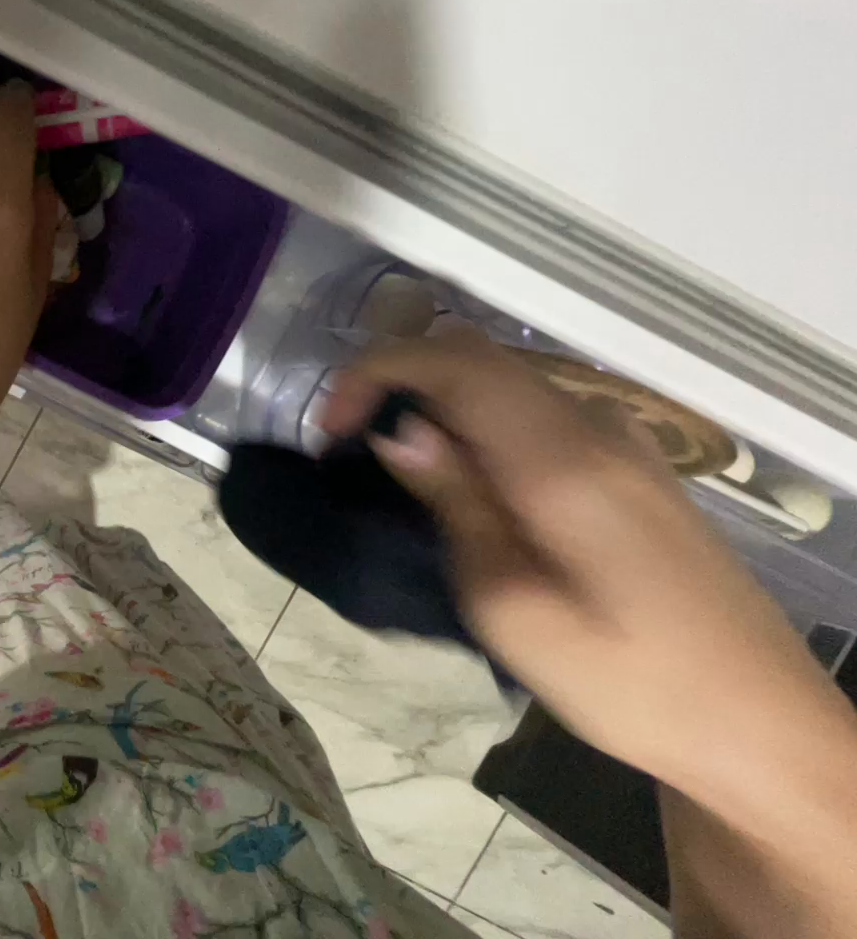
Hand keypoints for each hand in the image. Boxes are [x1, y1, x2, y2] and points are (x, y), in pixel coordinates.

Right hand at [322, 331, 852, 786]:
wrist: (761, 730)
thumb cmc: (625, 681)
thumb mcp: (509, 603)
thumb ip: (454, 502)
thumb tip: (398, 430)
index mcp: (566, 464)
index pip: (457, 363)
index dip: (376, 371)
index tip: (329, 426)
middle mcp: (598, 432)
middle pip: (476, 358)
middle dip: (392, 381)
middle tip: (344, 443)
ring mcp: (620, 444)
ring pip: (500, 380)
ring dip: (427, 402)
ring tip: (389, 466)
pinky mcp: (626, 466)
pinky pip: (528, 410)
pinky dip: (467, 420)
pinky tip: (453, 477)